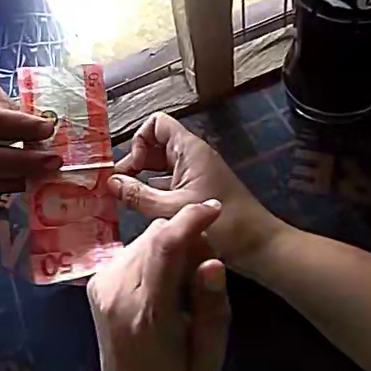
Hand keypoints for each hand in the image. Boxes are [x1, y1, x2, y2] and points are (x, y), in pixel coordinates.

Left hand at [86, 201, 230, 370]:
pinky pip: (131, 249)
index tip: (214, 208)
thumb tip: (213, 261)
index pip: (165, 248)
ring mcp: (101, 284)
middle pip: (154, 235)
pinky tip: (160, 280)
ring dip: (168, 245)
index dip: (190, 220)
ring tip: (181, 278)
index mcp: (148, 312)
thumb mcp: (210, 353)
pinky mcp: (95, 280)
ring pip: (142, 238)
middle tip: (203, 264)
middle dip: (185, 236)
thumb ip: (212, 306)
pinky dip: (152, 254)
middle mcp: (117, 290)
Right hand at [110, 113, 284, 270]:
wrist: (260, 246)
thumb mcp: (171, 210)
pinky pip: (169, 180)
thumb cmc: (221, 225)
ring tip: (125, 199)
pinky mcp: (199, 189)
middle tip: (118, 188)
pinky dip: (154, 189)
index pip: (155, 123)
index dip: (138, 141)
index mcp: (189, 150)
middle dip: (134, 161)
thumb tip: (110, 182)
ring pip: (160, 164)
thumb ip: (137, 195)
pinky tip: (144, 209)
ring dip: (142, 178)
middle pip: (154, 144)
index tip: (131, 168)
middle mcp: (192, 155)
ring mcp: (196, 172)